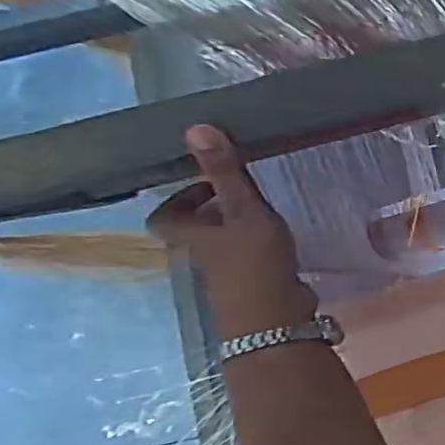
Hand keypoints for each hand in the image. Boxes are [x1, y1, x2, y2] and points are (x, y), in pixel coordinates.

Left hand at [148, 125, 316, 335]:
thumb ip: (226, 172)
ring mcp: (227, 275)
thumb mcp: (244, 210)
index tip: (209, 184)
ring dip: (235, 231)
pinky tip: (280, 243)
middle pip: (193, 232)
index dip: (179, 199)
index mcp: (190, 236)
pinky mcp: (253, 287)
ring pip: (222, 247)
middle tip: (240, 196)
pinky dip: (257, 250)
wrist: (274, 318)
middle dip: (212, 212)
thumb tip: (195, 127)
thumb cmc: (254, 261)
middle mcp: (202, 256)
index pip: (164, 216)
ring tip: (264, 216)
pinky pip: (247, 261)